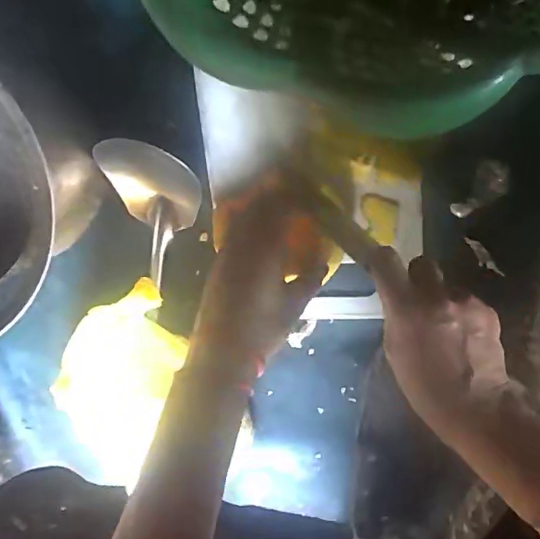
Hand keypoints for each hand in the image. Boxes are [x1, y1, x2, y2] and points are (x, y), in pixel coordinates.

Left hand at [189, 187, 327, 379]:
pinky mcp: (218, 266)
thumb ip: (308, 281)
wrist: (221, 354)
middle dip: (273, 195)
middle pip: (258, 210)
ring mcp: (227, 255)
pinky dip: (245, 223)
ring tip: (272, 199)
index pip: (280, 213)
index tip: (306, 191)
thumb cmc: (262, 331)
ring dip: (257, 206)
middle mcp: (244, 247)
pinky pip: (233, 233)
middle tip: (288, 184)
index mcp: (266, 253)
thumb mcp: (293, 307)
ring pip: (242, 220)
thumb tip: (321, 264)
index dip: (292, 198)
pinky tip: (254, 227)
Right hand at [360, 244, 517, 437]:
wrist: (477, 406)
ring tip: (446, 329)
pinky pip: (467, 301)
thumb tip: (396, 300)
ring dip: (442, 299)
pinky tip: (465, 338)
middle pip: (422, 264)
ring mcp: (465, 301)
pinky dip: (463, 313)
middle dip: (418, 278)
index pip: (386, 261)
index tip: (380, 267)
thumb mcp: (395, 352)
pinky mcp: (487, 309)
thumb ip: (395, 318)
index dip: (381, 260)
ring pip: (447, 285)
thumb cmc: (425, 388)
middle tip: (418, 300)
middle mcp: (435, 296)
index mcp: (406, 308)